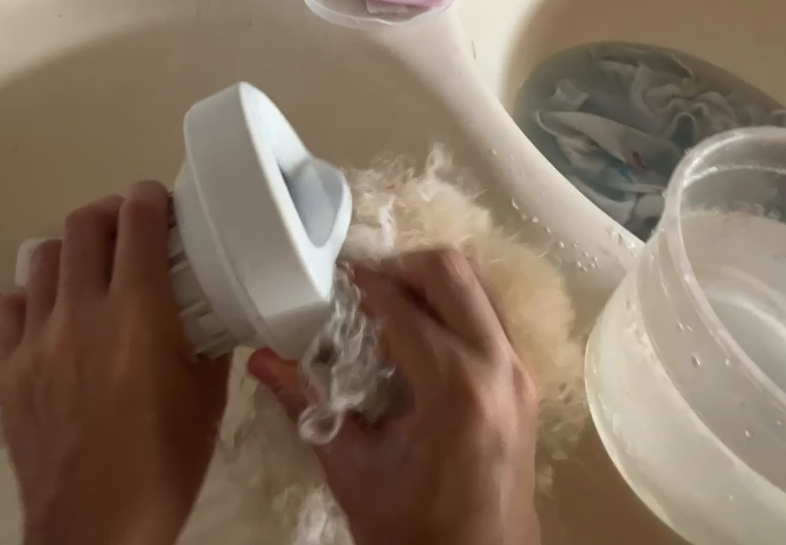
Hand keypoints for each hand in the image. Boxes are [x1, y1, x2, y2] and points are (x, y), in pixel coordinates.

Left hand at [0, 181, 229, 544]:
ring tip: (91, 269)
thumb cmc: (164, 464)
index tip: (160, 200)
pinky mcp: (6, 370)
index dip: (150, 197)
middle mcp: (82, 312)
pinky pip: (9, 306)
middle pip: (85, 223)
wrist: (95, 534)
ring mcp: (37, 340)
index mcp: (138, 312)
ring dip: (72, 250)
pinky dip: (33, 297)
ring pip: (42, 256)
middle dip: (111, 213)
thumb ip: (211, 337)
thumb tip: (216, 303)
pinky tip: (52, 315)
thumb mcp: (207, 397)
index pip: (137, 221)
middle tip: (130, 230)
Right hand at [248, 249, 540, 544]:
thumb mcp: (355, 473)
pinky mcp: (526, 377)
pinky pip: (490, 309)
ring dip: (430, 280)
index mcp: (456, 389)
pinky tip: (421, 330)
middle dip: (401, 267)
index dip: (364, 283)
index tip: (335, 278)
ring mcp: (520, 368)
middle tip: (365, 289)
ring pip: (477, 281)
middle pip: (451, 271)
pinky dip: (454, 302)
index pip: (403, 307)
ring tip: (391, 304)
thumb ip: (307, 406)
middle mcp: (498, 365)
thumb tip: (260, 358)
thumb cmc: (415, 533)